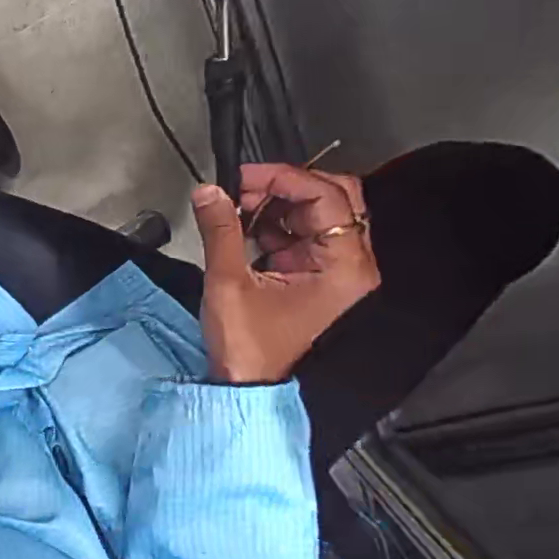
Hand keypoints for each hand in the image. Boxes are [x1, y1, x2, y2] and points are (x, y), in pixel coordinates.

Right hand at [190, 163, 379, 383]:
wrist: (247, 382)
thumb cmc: (246, 342)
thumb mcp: (228, 282)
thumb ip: (221, 231)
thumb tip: (208, 191)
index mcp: (343, 266)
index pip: (328, 198)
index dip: (285, 179)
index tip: (243, 177)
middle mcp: (350, 264)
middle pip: (333, 200)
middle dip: (286, 187)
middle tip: (242, 188)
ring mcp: (332, 269)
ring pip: (317, 215)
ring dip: (276, 204)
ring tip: (235, 207)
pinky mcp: (312, 275)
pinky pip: (300, 234)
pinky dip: (272, 223)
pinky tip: (242, 227)